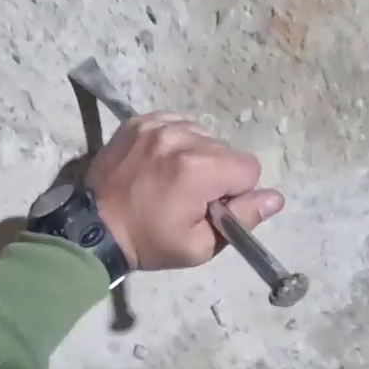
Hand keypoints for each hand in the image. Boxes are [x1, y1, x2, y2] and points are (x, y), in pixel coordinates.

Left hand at [88, 113, 282, 270]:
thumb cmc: (147, 242)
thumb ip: (242, 219)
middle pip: (225, 150)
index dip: (236, 192)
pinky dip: (174, 143)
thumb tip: (276, 198)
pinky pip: (174, 124)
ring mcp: (156, 126)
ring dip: (196, 156)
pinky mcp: (138, 123)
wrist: (93, 230)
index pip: (248, 168)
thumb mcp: (199, 246)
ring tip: (170, 181)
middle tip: (186, 197)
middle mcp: (180, 138)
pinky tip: (159, 165)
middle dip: (216, 174)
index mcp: (199, 168)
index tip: (210, 207)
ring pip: (202, 135)